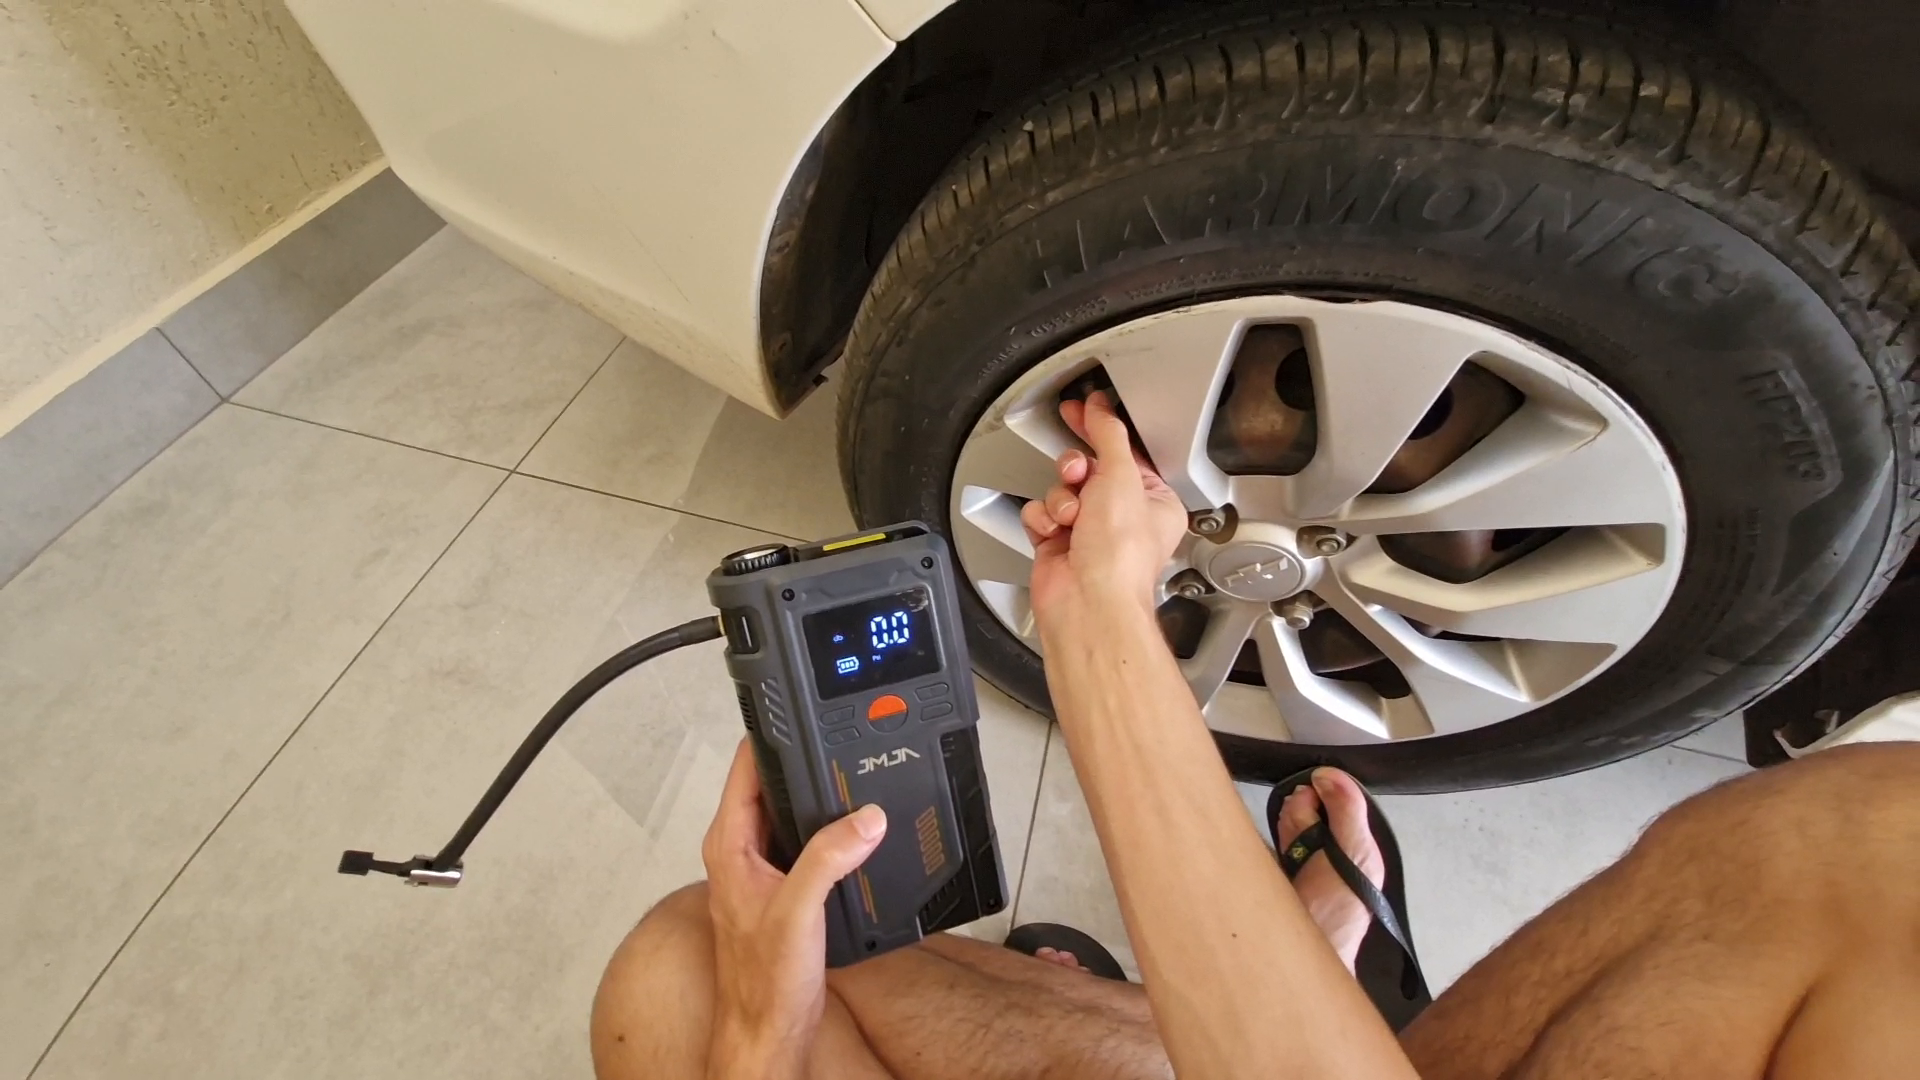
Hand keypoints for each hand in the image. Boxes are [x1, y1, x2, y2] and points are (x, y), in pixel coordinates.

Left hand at [702, 739, 886, 1079]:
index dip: (768, 736)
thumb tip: (864, 817)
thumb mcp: (798, 911)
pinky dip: (827, 823)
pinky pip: (806, 834)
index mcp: (730, 843)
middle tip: (835, 737)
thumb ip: (830, 858)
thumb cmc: (764, 982)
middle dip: (801, 760)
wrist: (770, 1028)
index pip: (745, 768)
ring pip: (790, 808)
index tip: (794, 713)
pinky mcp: (783, 880)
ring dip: (816, 794)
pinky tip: (852, 825)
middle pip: (770, 782)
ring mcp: (761, 864)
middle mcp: (742, 848)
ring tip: (848, 773)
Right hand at [1019, 391, 1188, 622]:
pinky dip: (1042, 519)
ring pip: (1059, 489)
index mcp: (1152, 501)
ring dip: (1060, 499)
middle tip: (1076, 473)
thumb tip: (1100, 409)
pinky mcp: (1057, 544)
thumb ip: (1109, 436)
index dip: (1101, 430)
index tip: (1083, 409)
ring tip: (1071, 518)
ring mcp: (1087, 532)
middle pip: (1086, 468)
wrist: (1086, 601)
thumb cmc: (1119, 557)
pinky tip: (1055, 533)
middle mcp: (1121, 518)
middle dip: (1075, 471)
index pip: (1125, 453)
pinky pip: (1040, 513)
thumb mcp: (1122, 477)